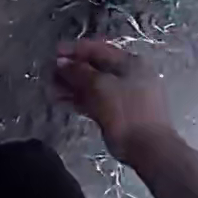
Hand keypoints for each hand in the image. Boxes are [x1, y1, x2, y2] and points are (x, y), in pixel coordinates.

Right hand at [53, 38, 184, 164]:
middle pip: (94, 66)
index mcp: (130, 63)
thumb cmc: (125, 110)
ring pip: (93, 85)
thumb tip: (61, 63)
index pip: (97, 48)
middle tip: (49, 74)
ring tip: (51, 89)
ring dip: (71, 85)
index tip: (53, 53)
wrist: (148, 148)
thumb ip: (78, 71)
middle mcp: (128, 75)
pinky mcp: (118, 112)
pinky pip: (95, 100)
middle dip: (70, 69)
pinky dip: (79, 99)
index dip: (73, 49)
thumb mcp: (99, 85)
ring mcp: (124, 95)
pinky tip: (61, 101)